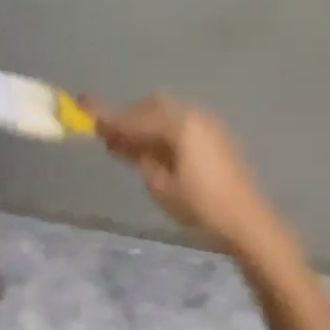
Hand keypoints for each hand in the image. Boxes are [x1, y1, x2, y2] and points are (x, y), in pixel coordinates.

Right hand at [86, 94, 279, 253]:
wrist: (246, 222)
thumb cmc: (200, 206)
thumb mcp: (160, 185)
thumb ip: (137, 157)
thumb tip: (118, 141)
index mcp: (179, 125)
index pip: (135, 117)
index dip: (108, 116)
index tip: (82, 107)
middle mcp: (194, 116)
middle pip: (152, 106)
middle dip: (128, 117)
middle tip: (106, 133)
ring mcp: (208, 125)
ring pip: (167, 114)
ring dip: (145, 124)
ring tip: (125, 145)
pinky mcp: (216, 138)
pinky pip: (180, 125)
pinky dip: (161, 131)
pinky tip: (151, 151)